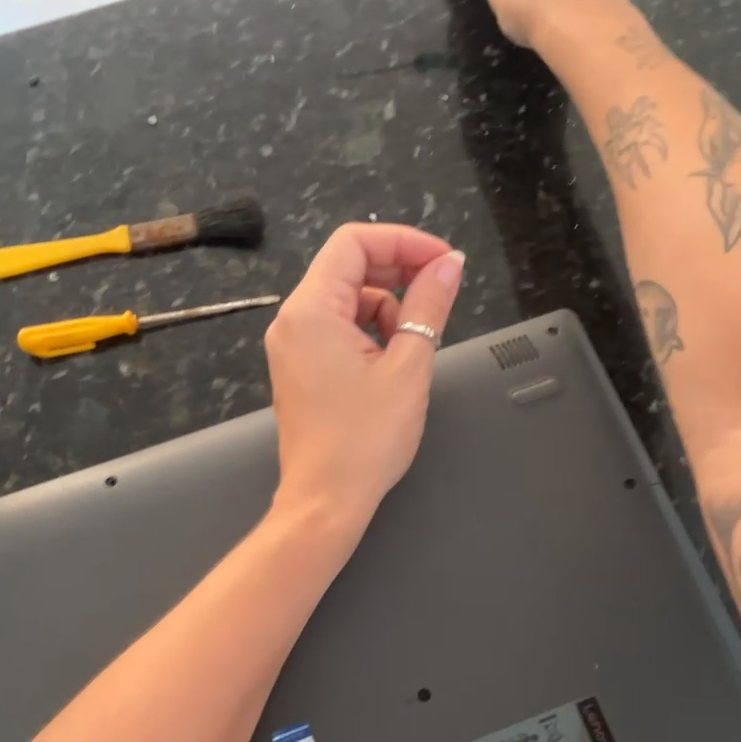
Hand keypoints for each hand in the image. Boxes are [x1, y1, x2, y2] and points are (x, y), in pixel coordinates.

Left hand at [265, 224, 466, 529]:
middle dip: (398, 271)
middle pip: (348, 266)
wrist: (326, 500)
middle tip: (440, 292)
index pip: (354, 242)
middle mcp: (292, 320)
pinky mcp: (300, 367)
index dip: (404, 241)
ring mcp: (292, 345)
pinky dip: (369, 332)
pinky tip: (391, 362)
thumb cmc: (366, 440)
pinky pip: (337, 328)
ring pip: (346, 299)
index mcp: (311, 310)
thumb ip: (429, 306)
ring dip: (386, 307)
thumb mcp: (408, 367)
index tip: (444, 262)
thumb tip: (448, 265)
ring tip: (412, 346)